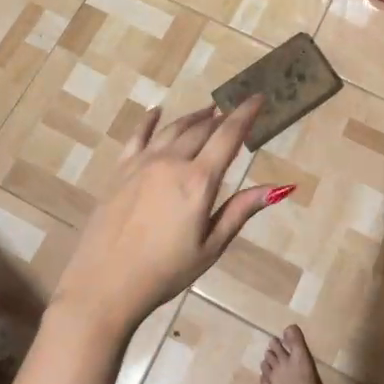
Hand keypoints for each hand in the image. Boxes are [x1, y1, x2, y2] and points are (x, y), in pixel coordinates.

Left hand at [49, 98, 289, 331]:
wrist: (104, 286)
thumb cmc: (164, 273)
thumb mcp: (210, 247)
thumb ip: (240, 211)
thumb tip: (279, 187)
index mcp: (198, 180)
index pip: (228, 136)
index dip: (245, 114)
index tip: (259, 97)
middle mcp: (171, 162)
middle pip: (201, 129)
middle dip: (220, 118)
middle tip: (233, 113)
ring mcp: (142, 163)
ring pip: (173, 129)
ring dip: (193, 118)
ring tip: (207, 112)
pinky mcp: (120, 171)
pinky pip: (138, 136)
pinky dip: (150, 121)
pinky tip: (156, 112)